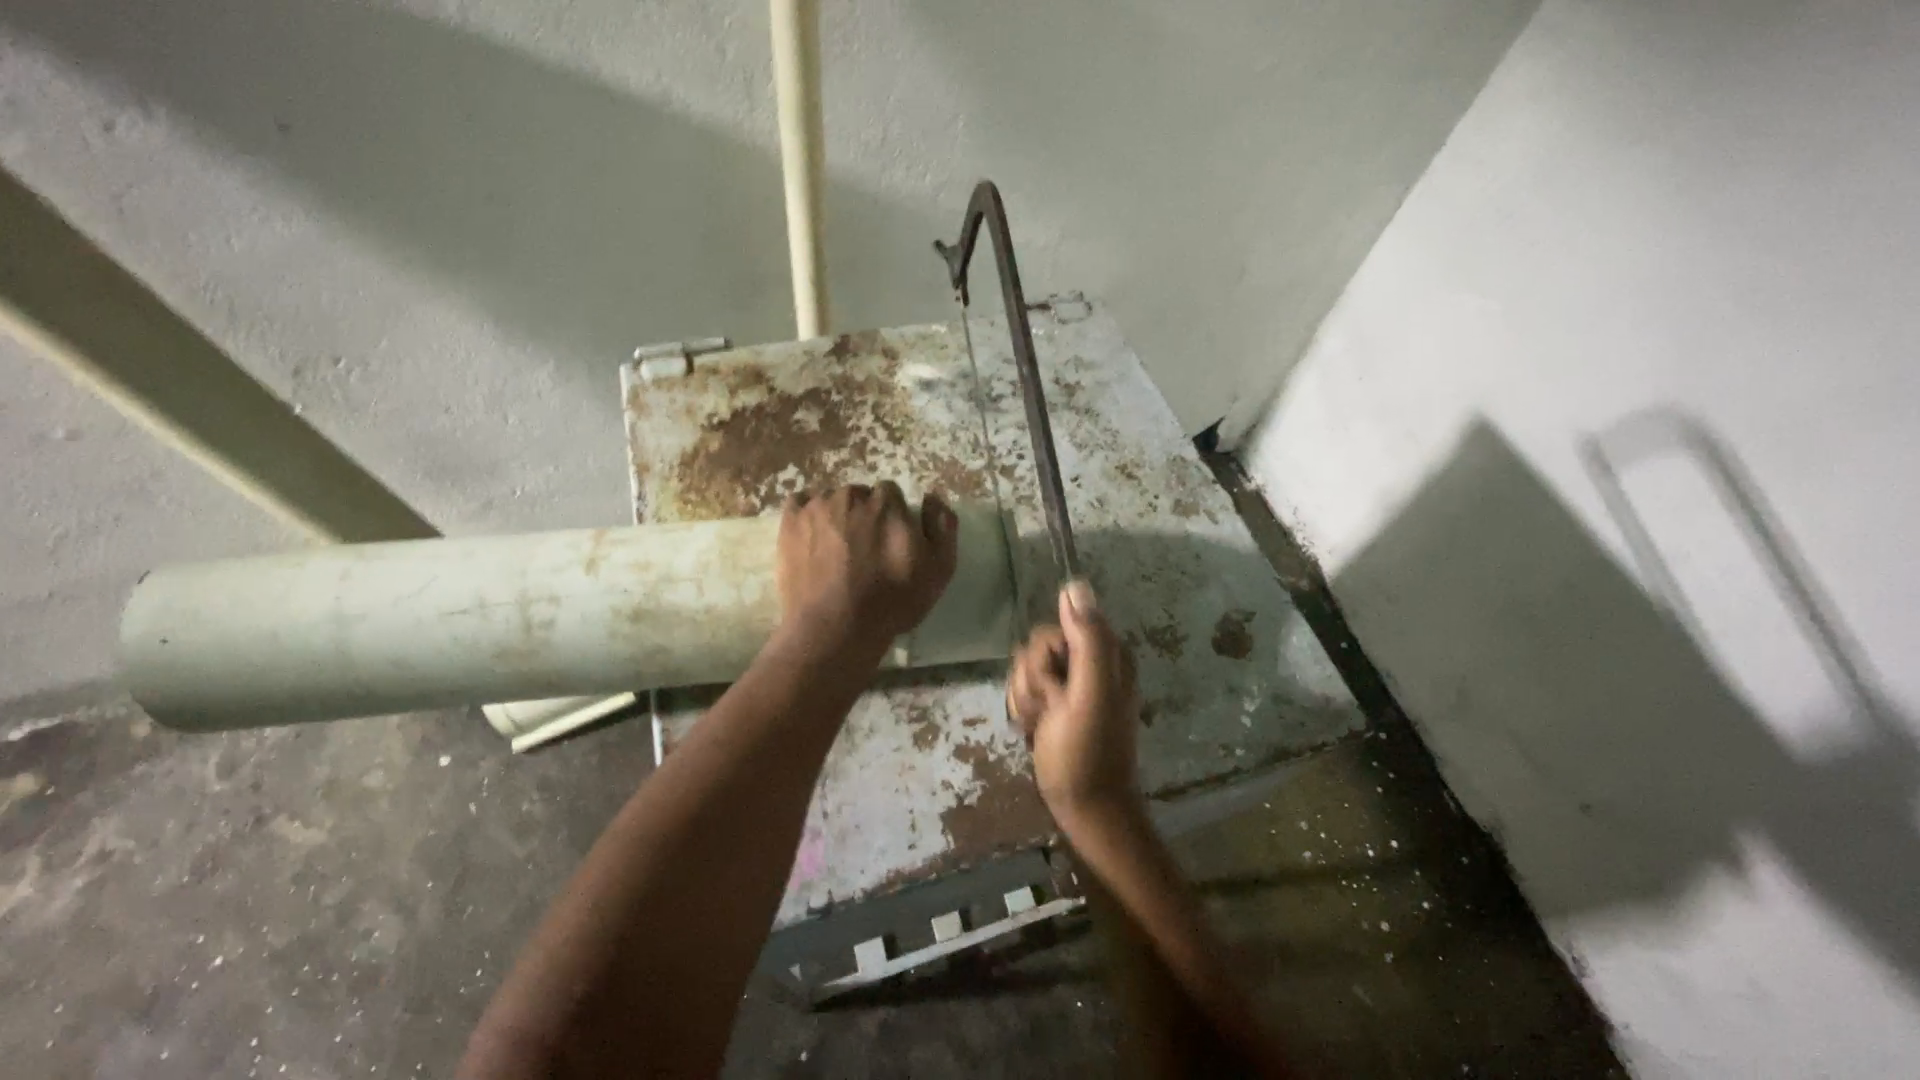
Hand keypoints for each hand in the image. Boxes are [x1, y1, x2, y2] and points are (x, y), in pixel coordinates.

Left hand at [776, 483, 958, 649]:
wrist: (836, 629)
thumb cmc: (893, 602)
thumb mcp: (939, 570)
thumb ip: (943, 527)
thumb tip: (931, 498)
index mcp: (887, 504)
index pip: (890, 493)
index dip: (891, 517)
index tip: (888, 541)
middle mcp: (851, 496)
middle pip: (859, 495)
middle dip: (863, 515)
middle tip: (862, 549)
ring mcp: (816, 507)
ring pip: (830, 499)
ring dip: (835, 515)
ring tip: (835, 549)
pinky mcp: (790, 522)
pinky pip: (800, 503)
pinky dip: (807, 515)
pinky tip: (811, 539)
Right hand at [1006, 580, 1141, 817]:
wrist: (1085, 808)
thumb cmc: (1087, 754)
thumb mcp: (1091, 693)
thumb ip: (1087, 638)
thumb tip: (1074, 584)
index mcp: (1108, 654)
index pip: (1056, 627)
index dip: (1046, 657)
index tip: (1056, 687)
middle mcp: (1090, 663)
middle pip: (1035, 646)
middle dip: (1032, 679)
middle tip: (1050, 711)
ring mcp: (1069, 686)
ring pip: (1024, 668)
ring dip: (1026, 698)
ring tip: (1043, 726)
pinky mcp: (1052, 705)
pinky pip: (1022, 689)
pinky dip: (1023, 711)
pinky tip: (1035, 731)